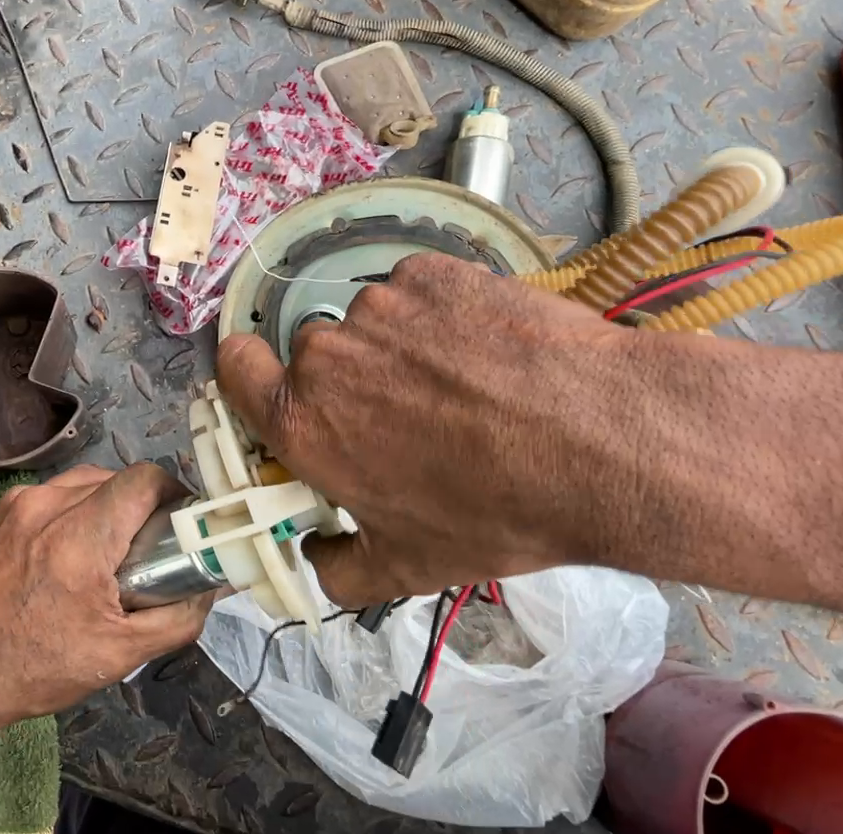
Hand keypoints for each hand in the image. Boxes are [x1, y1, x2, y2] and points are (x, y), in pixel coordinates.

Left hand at [0, 463, 215, 755]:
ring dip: (108, 508)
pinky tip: (69, 556)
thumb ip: (177, 617)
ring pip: (85, 483)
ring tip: (108, 557)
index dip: (173, 495)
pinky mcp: (0, 510)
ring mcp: (18, 502)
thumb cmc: (36, 667)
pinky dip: (75, 513)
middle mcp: (46, 505)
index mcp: (79, 536)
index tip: (181, 527)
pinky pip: (55, 495)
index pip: (144, 479)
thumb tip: (211, 585)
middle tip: (148, 553)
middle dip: (141, 509)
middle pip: (116, 479)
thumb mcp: (119, 655)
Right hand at [217, 253, 638, 606]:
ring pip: (372, 324)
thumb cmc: (498, 510)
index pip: (234, 366)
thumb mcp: (409, 566)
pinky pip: (416, 293)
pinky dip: (440, 315)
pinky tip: (488, 349)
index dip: (251, 375)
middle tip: (412, 413)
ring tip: (467, 383)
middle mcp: (326, 355)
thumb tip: (313, 558)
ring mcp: (378, 307)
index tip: (282, 388)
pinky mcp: (429, 273)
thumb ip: (337, 570)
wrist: (609, 441)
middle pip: (315, 355)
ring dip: (401, 348)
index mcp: (303, 422)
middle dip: (350, 380)